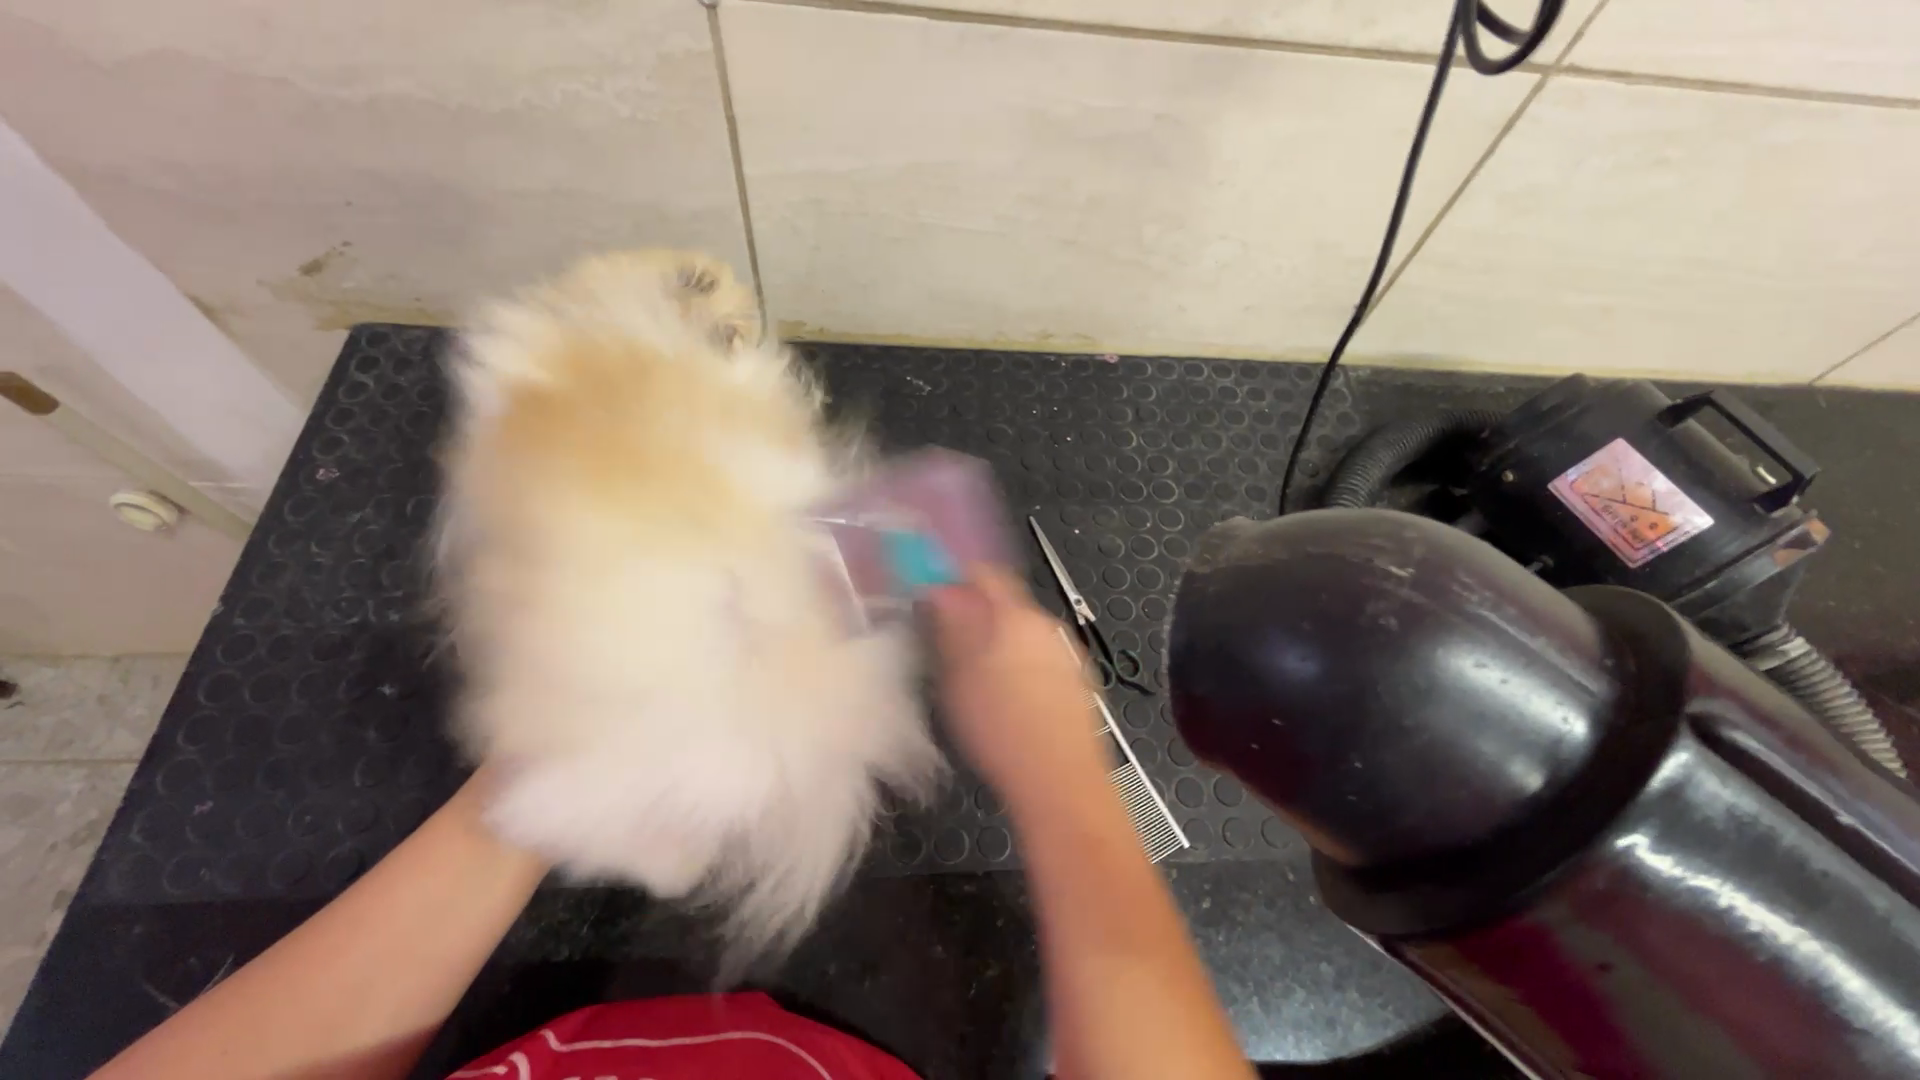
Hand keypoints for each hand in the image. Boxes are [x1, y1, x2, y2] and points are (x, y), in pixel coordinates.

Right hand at [923, 566, 1108, 813]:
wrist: (1060, 782)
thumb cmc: (1005, 733)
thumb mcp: (957, 678)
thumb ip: (948, 626)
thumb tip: (940, 591)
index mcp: (1016, 617)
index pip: (984, 574)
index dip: (957, 580)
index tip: (937, 595)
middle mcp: (1048, 627)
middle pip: (1006, 604)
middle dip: (976, 618)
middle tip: (948, 644)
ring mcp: (1068, 654)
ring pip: (1025, 634)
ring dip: (1001, 644)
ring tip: (977, 683)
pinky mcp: (1080, 681)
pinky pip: (1044, 660)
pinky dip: (1024, 668)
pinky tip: (1010, 702)